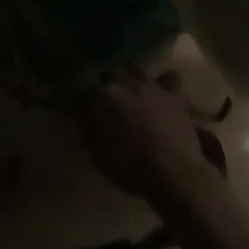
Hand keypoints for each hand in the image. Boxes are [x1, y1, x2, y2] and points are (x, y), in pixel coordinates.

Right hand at [75, 73, 213, 200]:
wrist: (173, 173)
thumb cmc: (130, 167)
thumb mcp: (97, 154)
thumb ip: (87, 130)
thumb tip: (83, 117)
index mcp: (103, 96)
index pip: (80, 90)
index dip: (74, 102)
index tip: (73, 112)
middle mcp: (127, 83)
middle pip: (108, 81)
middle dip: (103, 96)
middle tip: (103, 114)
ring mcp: (153, 87)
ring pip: (136, 75)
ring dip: (130, 88)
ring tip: (131, 104)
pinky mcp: (175, 96)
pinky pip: (169, 79)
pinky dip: (164, 84)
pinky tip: (161, 95)